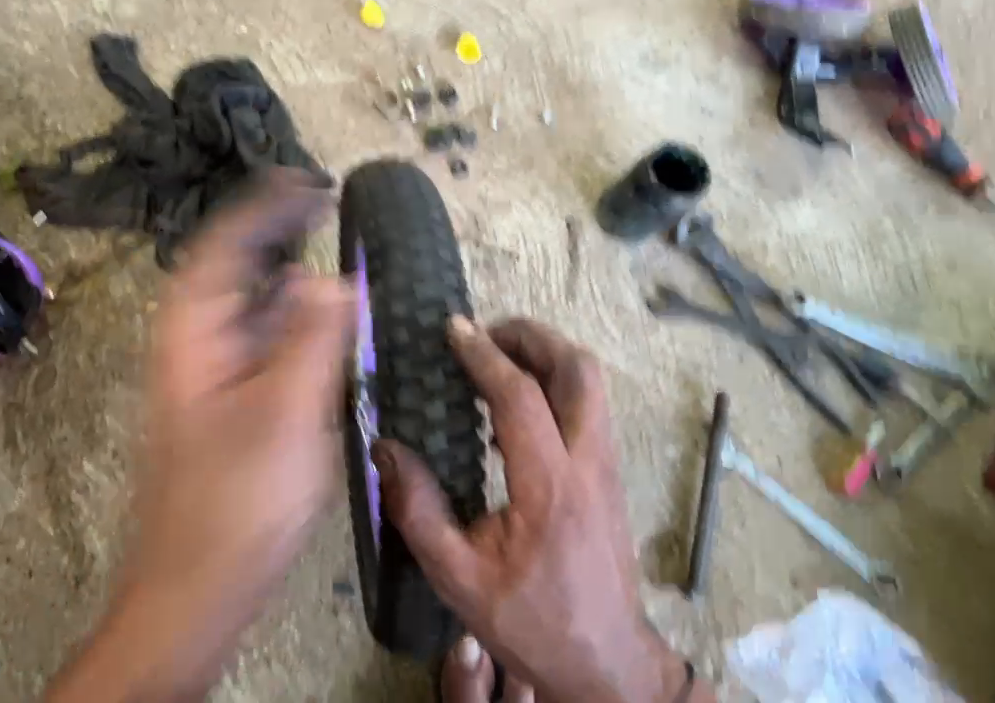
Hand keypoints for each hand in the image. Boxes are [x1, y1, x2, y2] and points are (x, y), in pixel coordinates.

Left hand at [47, 172, 354, 702]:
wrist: (193, 589)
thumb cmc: (233, 502)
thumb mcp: (284, 412)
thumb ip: (312, 338)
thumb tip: (332, 277)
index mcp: (192, 332)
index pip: (223, 243)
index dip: (265, 205)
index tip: (311, 182)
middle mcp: (195, 343)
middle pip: (236, 269)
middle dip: (280, 234)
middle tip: (328, 208)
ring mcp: (211, 375)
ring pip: (252, 308)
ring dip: (291, 279)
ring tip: (336, 253)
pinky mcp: (230, 404)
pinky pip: (264, 344)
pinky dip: (296, 323)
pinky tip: (329, 323)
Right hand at [377, 318, 706, 702]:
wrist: (606, 664)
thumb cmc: (529, 620)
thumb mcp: (457, 578)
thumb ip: (417, 509)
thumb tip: (385, 448)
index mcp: (549, 487)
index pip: (520, 396)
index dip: (484, 355)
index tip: (453, 329)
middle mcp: (588, 464)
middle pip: (578, 370)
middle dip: (531, 338)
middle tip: (483, 335)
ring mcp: (606, 466)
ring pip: (591, 383)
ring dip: (546, 355)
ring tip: (497, 357)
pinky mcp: (609, 474)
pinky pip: (589, 405)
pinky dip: (555, 381)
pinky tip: (516, 402)